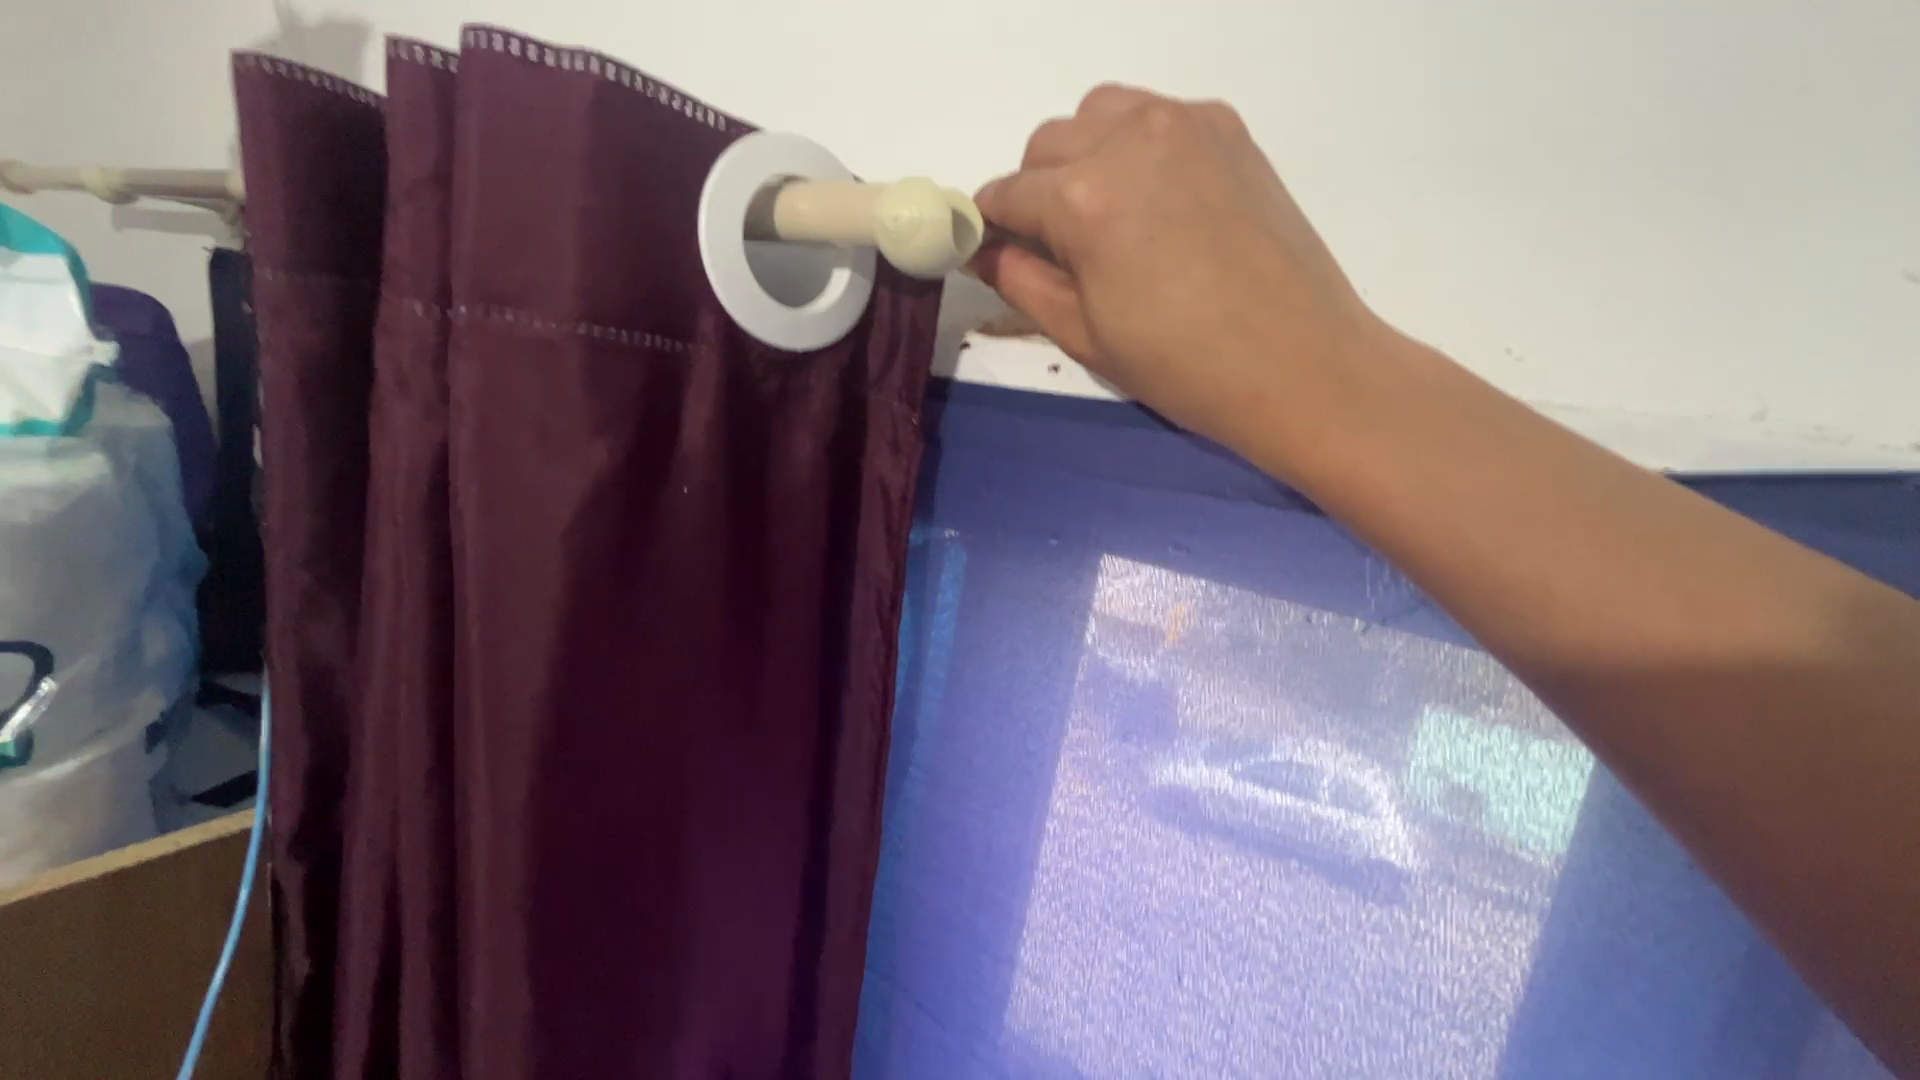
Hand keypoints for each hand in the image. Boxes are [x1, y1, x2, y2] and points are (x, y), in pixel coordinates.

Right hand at [973, 85, 1386, 455]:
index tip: (993, 255)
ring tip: (1103, 217)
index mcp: (1083, 198)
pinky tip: (1154, 202)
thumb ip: (1018, 280)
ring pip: (1097, 115)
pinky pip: (1152, 116)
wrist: (1298, 364)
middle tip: (1055, 250)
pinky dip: (1132, 146)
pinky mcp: (1227, 129)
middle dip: (1034, 192)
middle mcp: (1128, 139)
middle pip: (1046, 146)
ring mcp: (1184, 124)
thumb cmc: (1180, 367)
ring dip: (1080, 157)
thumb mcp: (1081, 336)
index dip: (990, 227)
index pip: (1006, 194)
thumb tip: (983, 248)